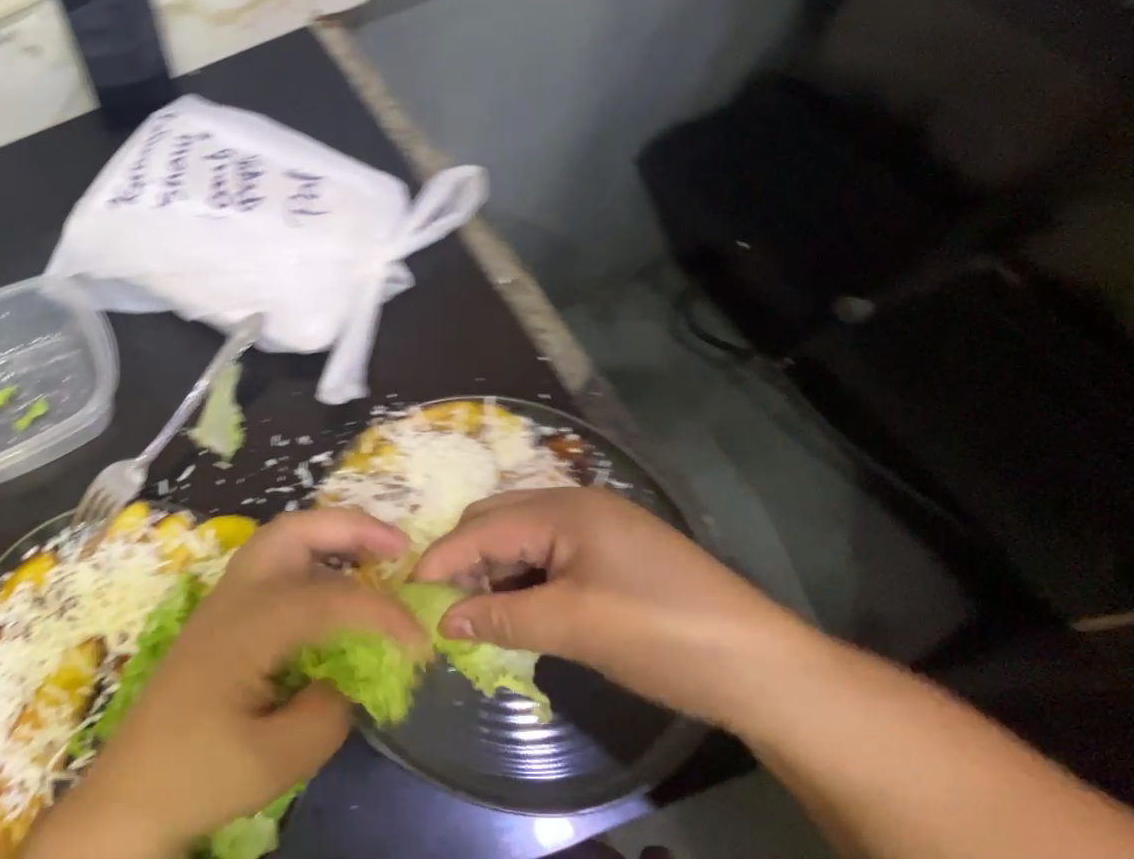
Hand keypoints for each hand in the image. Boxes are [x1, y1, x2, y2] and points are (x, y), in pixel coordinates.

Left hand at [26, 509, 428, 857]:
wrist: (132, 789)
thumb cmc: (199, 774)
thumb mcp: (277, 759)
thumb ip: (328, 712)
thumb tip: (352, 676)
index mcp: (244, 627)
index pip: (325, 598)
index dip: (380, 612)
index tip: (422, 642)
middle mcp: (230, 600)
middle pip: (289, 532)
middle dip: (347, 527)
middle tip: (400, 547)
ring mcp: (220, 605)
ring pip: (275, 544)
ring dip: (327, 539)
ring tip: (375, 560)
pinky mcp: (218, 621)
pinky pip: (268, 570)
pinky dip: (309, 563)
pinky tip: (333, 595)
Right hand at [412, 487, 816, 727]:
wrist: (767, 669)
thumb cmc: (661, 635)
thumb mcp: (572, 627)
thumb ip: (500, 617)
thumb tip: (442, 620)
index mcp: (565, 509)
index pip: (480, 528)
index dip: (440, 561)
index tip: (407, 595)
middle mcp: (578, 505)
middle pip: (496, 521)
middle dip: (464, 560)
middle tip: (444, 607)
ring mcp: (601, 528)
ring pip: (522, 538)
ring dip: (494, 571)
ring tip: (478, 613)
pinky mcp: (617, 555)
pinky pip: (550, 555)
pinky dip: (525, 579)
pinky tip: (520, 610)